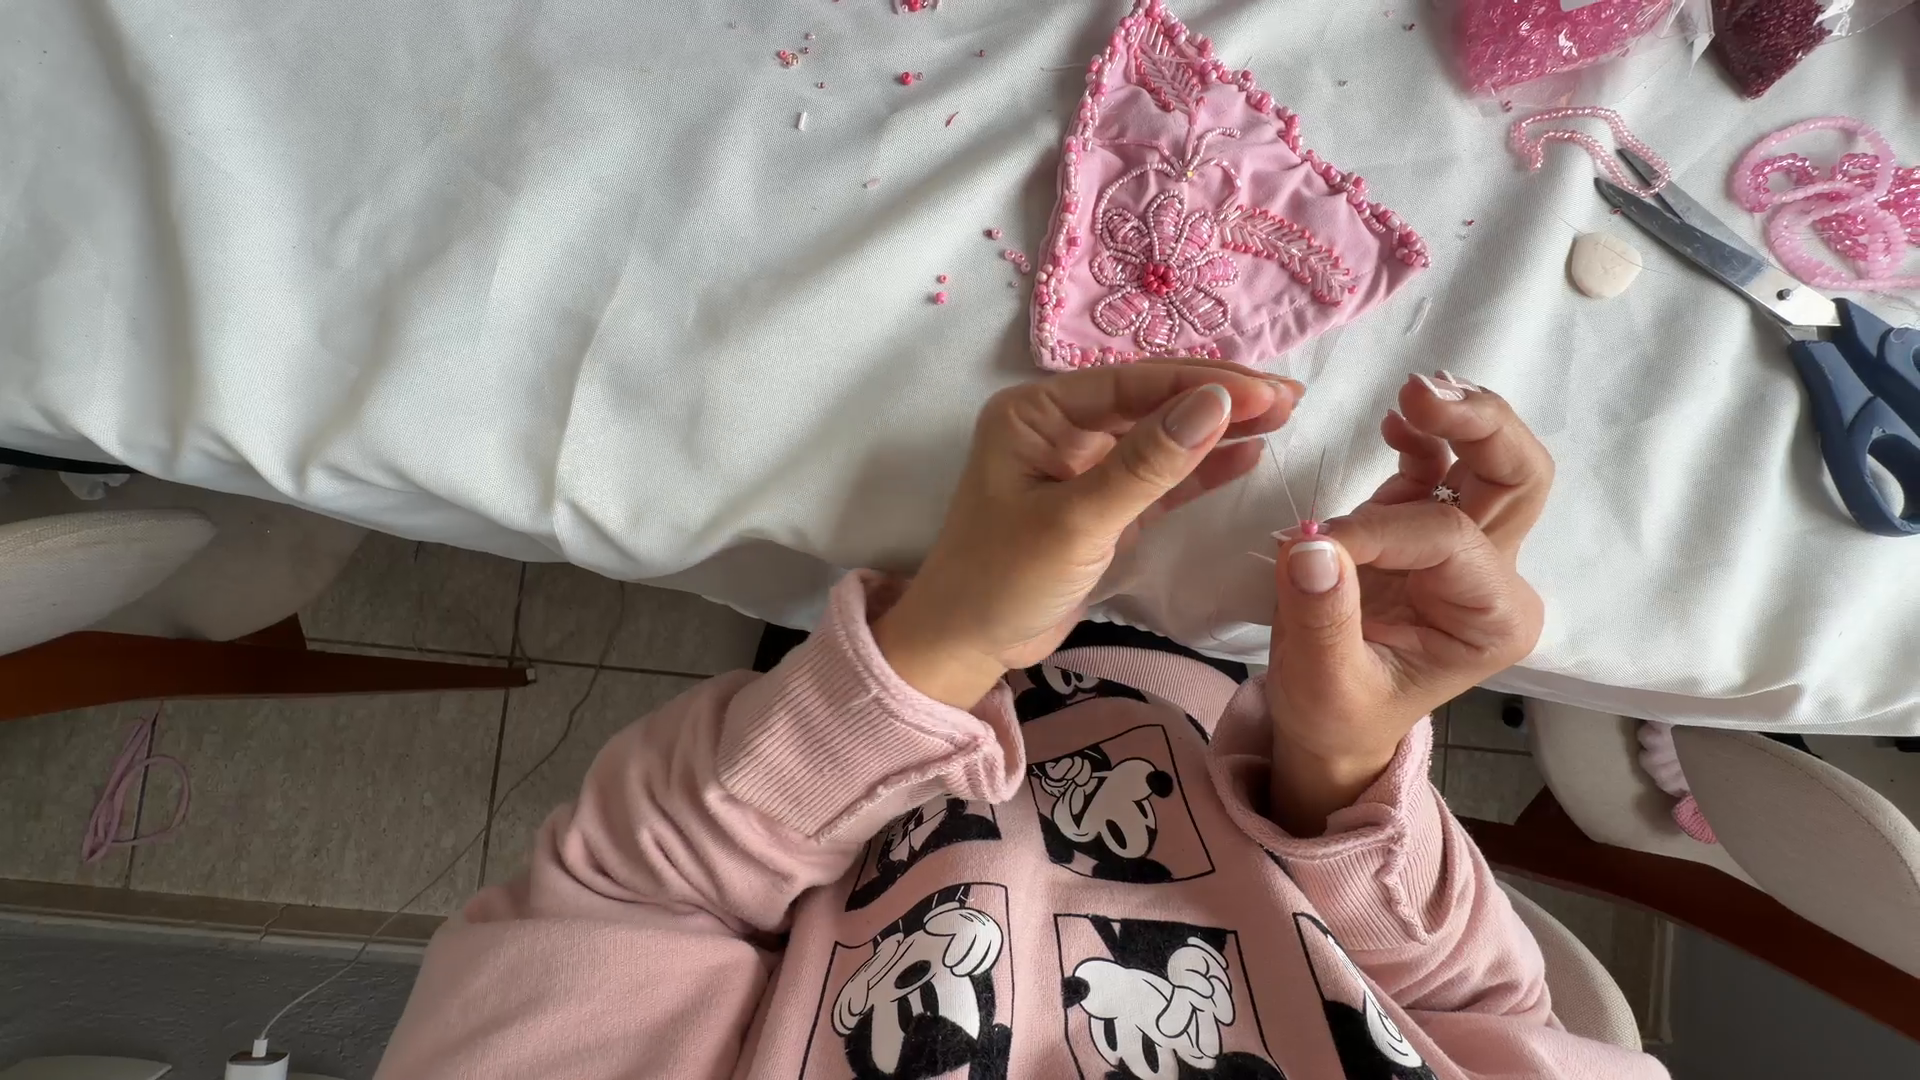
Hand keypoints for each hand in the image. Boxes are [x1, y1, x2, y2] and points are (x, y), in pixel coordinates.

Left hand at [875, 361, 1302, 706]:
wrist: (967, 644)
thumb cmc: (1003, 578)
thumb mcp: (1075, 521)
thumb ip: (1146, 464)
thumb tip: (1217, 403)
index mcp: (1035, 413)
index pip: (1129, 384)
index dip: (1201, 384)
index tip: (1266, 390)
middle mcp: (1058, 428)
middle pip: (1148, 402)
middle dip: (1216, 399)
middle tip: (1288, 397)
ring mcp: (1081, 466)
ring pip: (1158, 438)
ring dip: (1215, 429)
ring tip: (1282, 416)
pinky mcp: (1101, 506)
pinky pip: (1156, 479)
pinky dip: (1198, 470)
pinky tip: (1245, 454)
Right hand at [1263, 373, 1552, 834]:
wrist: (1333, 725)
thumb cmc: (1335, 713)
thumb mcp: (1324, 681)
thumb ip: (1321, 615)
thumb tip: (1309, 543)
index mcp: (1491, 621)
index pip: (1444, 541)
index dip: (1374, 530)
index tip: (1306, 546)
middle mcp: (1492, 579)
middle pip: (1517, 480)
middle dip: (1480, 429)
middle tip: (1423, 391)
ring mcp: (1462, 553)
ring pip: (1490, 465)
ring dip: (1460, 420)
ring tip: (1413, 390)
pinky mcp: (1421, 534)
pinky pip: (1437, 471)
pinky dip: (1423, 437)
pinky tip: (1396, 418)